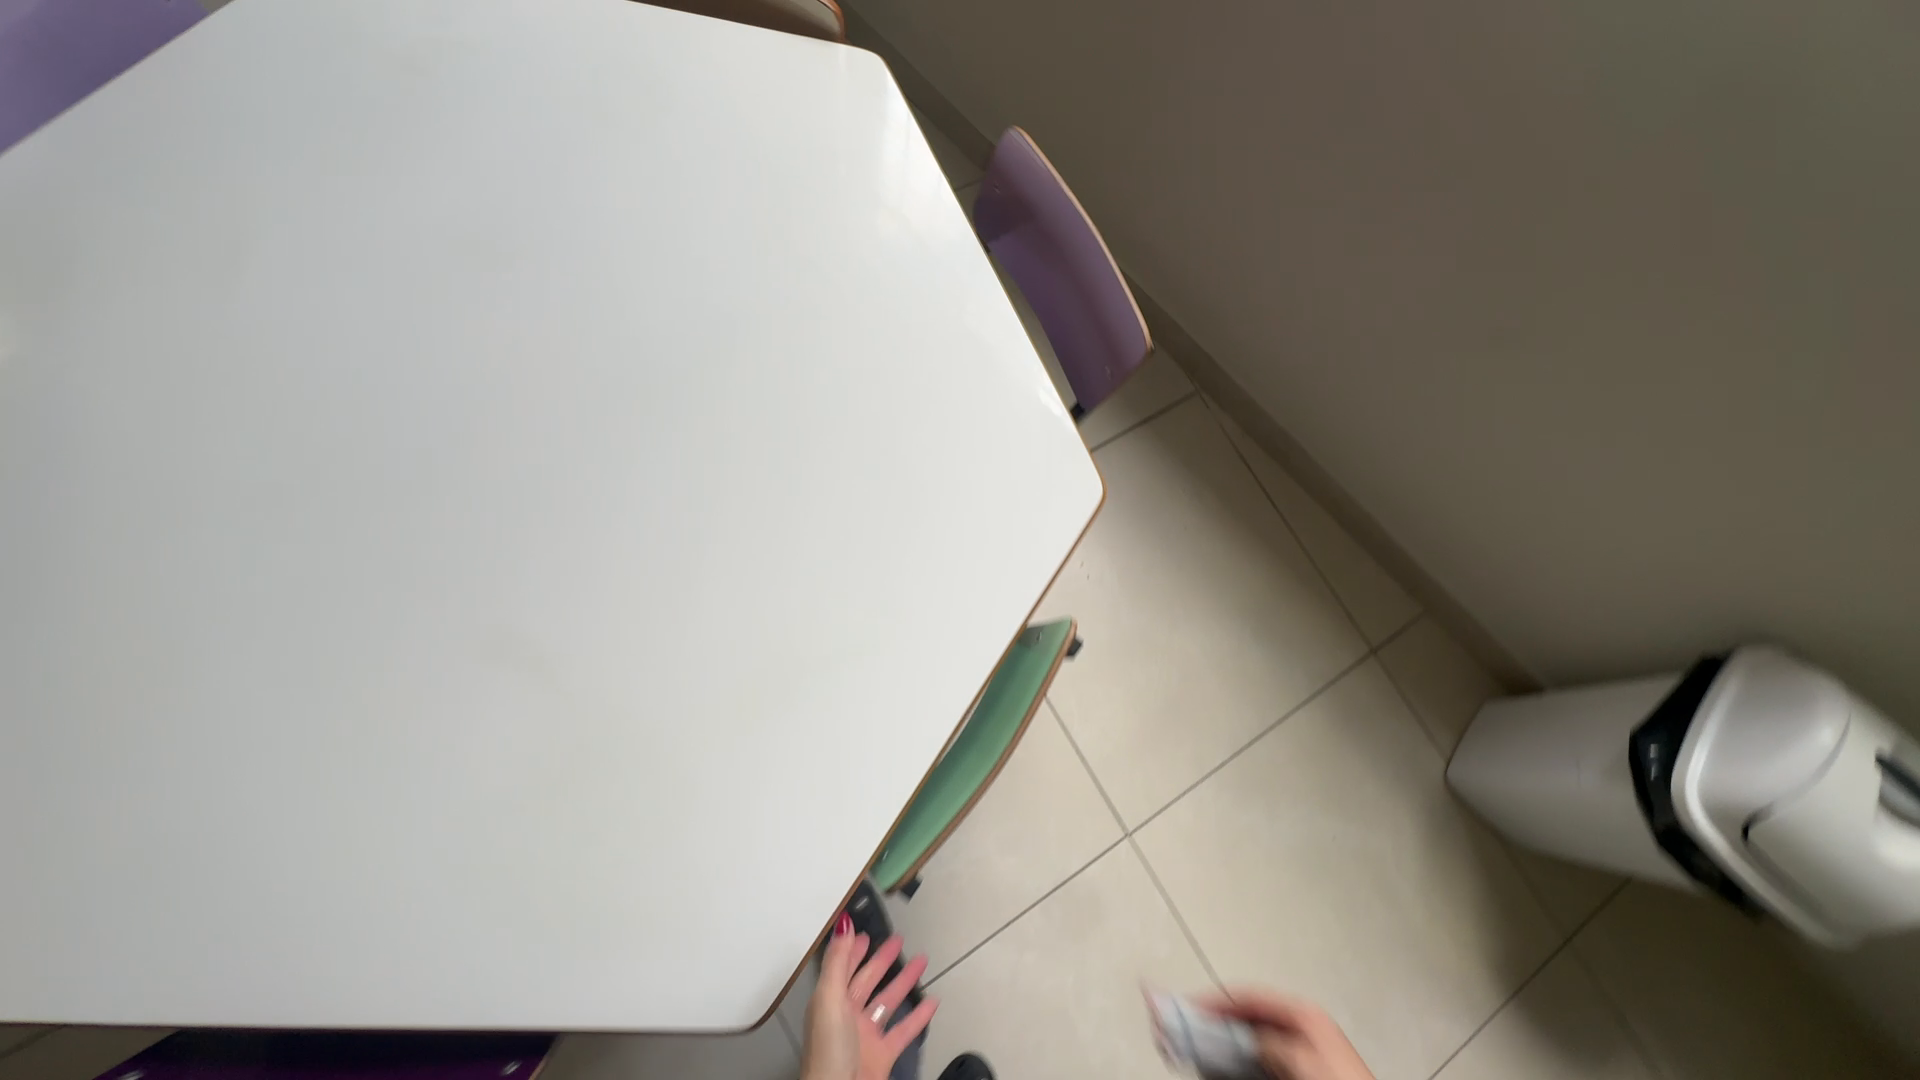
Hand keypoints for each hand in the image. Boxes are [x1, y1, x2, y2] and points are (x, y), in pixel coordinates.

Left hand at [800, 921, 937, 1079]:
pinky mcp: (883, 1055)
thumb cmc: (828, 1050)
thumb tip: (843, 924)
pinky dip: (919, 1016)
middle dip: (882, 960)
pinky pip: (904, 1030)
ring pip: (888, 1002)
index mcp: (830, 1001)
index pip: (843, 968)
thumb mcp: (829, 998)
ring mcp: (866, 1036)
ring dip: (904, 981)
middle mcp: (847, 1016)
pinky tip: (932, 1002)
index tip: (865, 934)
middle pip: (867, 981)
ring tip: (922, 962)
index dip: (853, 950)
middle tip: (898, 941)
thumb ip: (837, 961)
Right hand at [1192, 989, 1374, 1079]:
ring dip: (1225, 1040)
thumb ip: (1270, 1043)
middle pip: (1247, 1015)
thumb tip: (1242, 1037)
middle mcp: (1300, 1025)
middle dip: (1216, 1020)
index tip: (1190, 1008)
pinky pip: (1259, 1055)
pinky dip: (1239, 1057)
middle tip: (1188, 1028)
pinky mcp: (1299, 1067)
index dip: (1217, 1001)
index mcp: (1302, 1013)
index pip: (1249, 997)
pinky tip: (1224, 1065)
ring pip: (1251, 1036)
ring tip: (1199, 1046)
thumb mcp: (1303, 1060)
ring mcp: (1300, 1048)